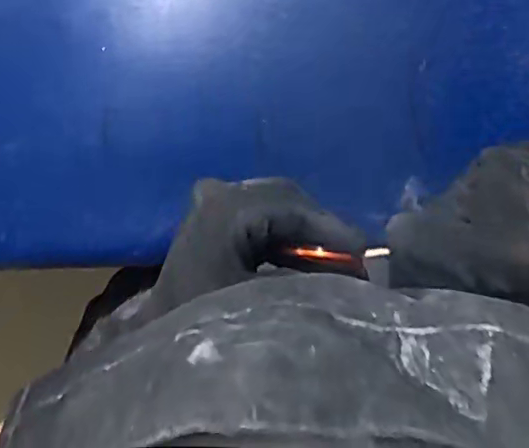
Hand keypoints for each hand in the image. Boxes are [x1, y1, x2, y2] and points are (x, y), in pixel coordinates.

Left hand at [148, 177, 365, 319]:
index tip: (368, 259)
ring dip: (306, 234)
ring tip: (338, 270)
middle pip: (284, 198)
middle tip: (356, 266)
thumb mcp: (263, 302)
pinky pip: (259, 216)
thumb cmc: (207, 320)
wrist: (161, 335)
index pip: (292, 205)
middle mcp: (216, 193)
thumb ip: (308, 280)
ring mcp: (210, 201)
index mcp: (225, 206)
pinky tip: (307, 266)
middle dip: (322, 229)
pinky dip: (287, 237)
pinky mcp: (211, 217)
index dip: (333, 230)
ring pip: (274, 205)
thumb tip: (353, 270)